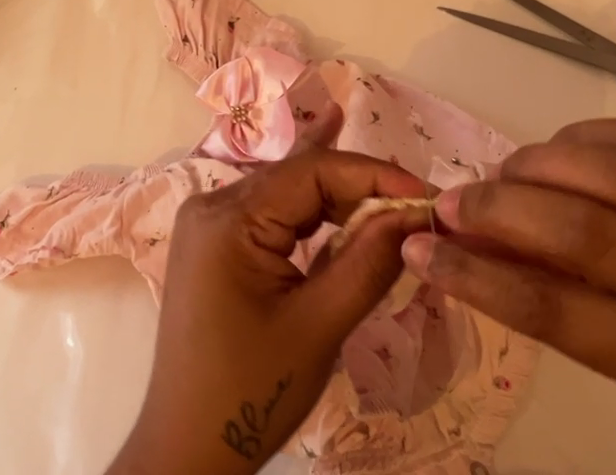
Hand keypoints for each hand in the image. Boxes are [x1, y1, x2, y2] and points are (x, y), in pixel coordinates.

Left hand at [107, 121, 428, 474]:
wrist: (188, 446)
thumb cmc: (253, 389)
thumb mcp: (320, 325)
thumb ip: (369, 261)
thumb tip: (415, 214)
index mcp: (228, 218)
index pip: (311, 170)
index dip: (374, 174)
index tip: (427, 196)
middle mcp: (211, 205)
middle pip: (298, 176)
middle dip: (360, 187)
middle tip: (417, 205)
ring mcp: (209, 224)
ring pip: (287, 192)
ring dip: (339, 198)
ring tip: (392, 199)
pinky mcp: (216, 245)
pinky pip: (272, 215)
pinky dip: (312, 216)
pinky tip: (342, 201)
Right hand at [404, 117, 615, 473]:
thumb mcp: (614, 358)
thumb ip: (540, 296)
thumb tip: (454, 242)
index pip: (558, 311)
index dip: (478, 277)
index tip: (419, 249)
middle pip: (586, 232)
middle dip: (500, 209)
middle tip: (450, 202)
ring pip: (611, 172)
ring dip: (535, 166)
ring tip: (501, 176)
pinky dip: (578, 138)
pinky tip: (552, 151)